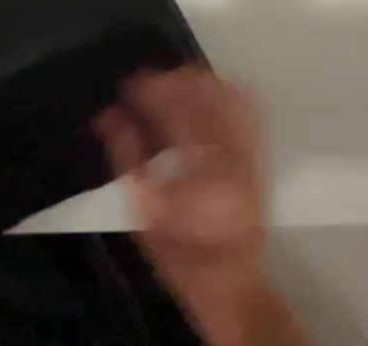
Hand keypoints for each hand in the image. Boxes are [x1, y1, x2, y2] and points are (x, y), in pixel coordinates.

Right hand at [96, 67, 272, 320]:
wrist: (232, 286)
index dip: (150, 90)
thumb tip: (108, 113)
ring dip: (197, 83)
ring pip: (231, 97)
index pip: (178, 112)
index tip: (127, 86)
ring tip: (169, 82)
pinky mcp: (259, 159)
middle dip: (173, 80)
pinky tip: (201, 93)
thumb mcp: (142, 212)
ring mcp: (253, 157)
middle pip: (208, 96)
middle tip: (144, 82)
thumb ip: (126, 157)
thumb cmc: (180, 252)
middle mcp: (235, 159)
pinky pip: (247, 112)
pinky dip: (222, 94)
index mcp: (203, 172)